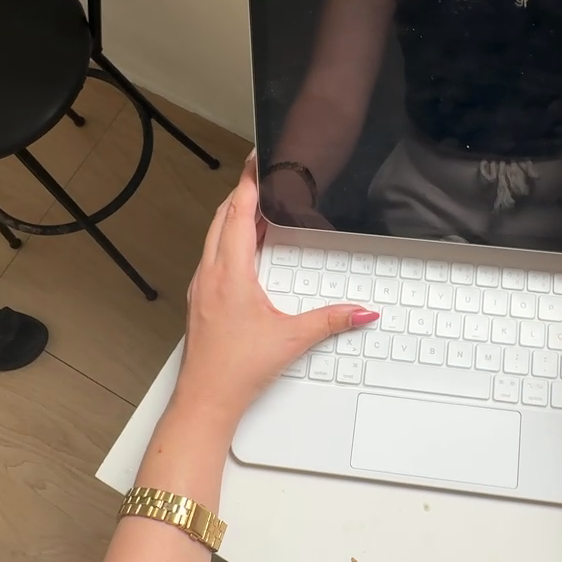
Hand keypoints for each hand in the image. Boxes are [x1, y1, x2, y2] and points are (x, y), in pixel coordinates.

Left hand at [173, 156, 375, 428]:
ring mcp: (201, 287)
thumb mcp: (292, 339)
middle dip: (241, 194)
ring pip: (213, 237)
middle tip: (258, 177)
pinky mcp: (200, 299)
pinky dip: (226, 240)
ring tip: (255, 207)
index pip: (238, 215)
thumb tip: (362, 311)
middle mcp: (209, 275)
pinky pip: (211, 256)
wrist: (205, 399)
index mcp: (230, 274)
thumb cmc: (236, 370)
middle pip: (222, 218)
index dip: (248, 184)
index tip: (255, 162)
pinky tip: (242, 250)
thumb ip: (332, 320)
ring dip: (233, 217)